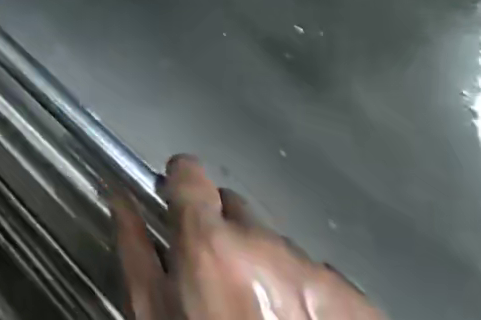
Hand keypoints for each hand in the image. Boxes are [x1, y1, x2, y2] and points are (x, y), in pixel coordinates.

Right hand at [114, 156, 385, 319]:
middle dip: (224, 229)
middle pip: (237, 210)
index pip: (190, 174)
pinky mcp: (361, 306)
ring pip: (281, 247)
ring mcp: (319, 276)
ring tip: (265, 311)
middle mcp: (264, 245)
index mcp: (208, 241)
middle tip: (220, 275)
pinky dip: (310, 295)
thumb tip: (120, 197)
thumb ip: (134, 247)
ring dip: (268, 265)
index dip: (180, 183)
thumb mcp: (152, 311)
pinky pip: (326, 281)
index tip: (175, 200)